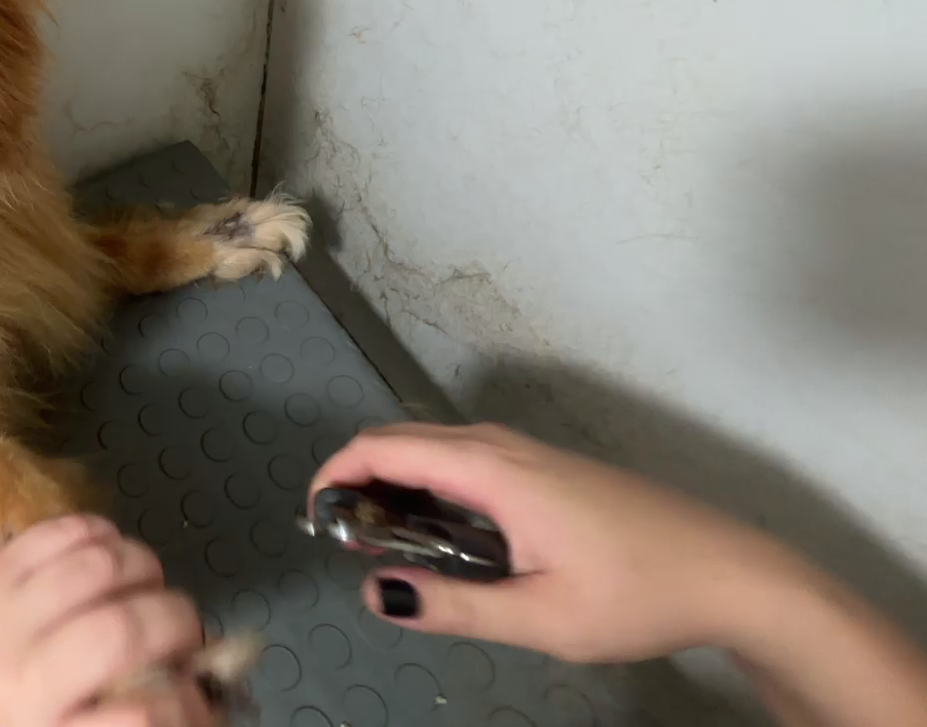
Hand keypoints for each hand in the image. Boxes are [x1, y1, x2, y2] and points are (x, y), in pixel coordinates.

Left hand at [0, 514, 212, 726]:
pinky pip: (51, 532)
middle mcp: (23, 674)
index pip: (148, 716)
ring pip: (93, 564)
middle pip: (125, 627)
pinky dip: (95, 531)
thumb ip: (120, 719)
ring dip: (142, 566)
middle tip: (185, 626)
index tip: (201, 693)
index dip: (193, 702)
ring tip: (150, 581)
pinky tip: (108, 546)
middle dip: (177, 619)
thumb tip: (191, 694)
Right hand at [308, 422, 798, 662]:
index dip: (333, 475)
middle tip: (348, 538)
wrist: (739, 575)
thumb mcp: (544, 618)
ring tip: (384, 538)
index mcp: (485, 467)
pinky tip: (435, 529)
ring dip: (385, 479)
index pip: (377, 449)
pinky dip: (416, 478)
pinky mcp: (527, 458)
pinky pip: (447, 453)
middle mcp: (489, 441)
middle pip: (390, 438)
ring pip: (418, 443)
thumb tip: (374, 594)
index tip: (319, 520)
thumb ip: (453, 606)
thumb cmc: (638, 593)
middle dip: (353, 478)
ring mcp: (511, 445)